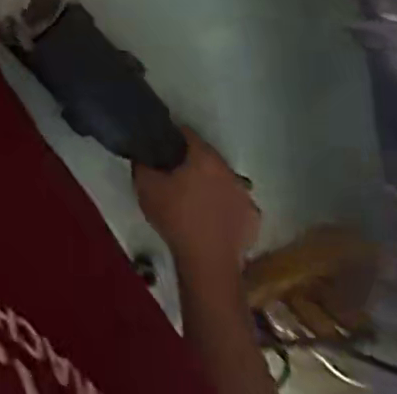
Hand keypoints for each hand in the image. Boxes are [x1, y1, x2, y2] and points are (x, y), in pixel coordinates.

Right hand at [133, 127, 259, 281]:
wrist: (208, 263)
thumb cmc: (175, 218)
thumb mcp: (145, 186)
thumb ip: (143, 164)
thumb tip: (144, 154)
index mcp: (204, 157)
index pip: (187, 134)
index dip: (171, 138)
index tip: (161, 149)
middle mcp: (228, 170)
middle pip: (207, 156)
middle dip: (192, 162)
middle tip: (174, 176)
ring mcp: (245, 195)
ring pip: (224, 180)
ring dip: (211, 184)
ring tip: (194, 200)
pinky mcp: (254, 219)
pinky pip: (236, 204)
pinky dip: (226, 207)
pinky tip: (212, 219)